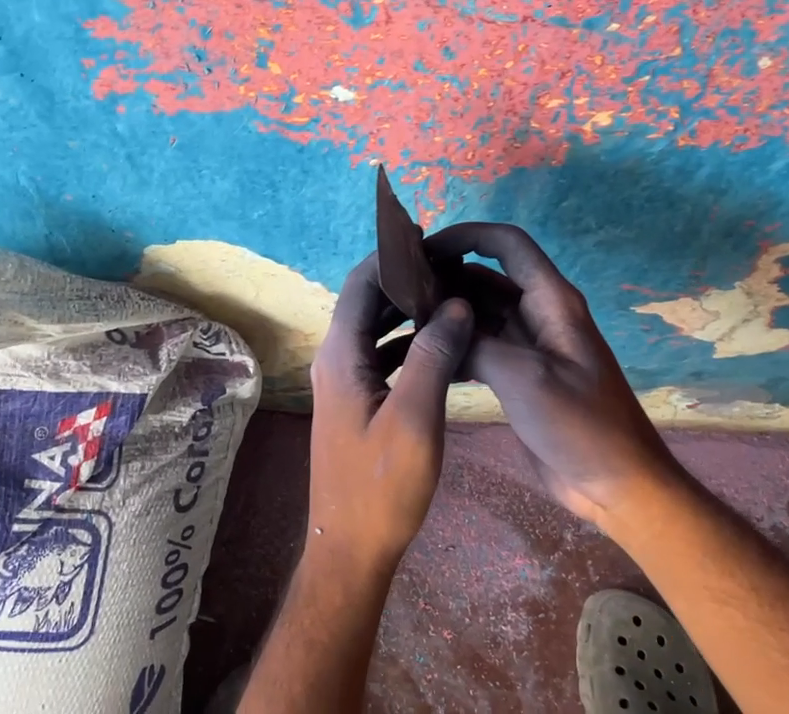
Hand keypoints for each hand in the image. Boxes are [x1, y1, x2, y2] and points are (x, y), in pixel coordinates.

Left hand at [307, 254, 476, 569]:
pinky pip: (380, 355)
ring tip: (454, 297)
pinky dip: (407, 342)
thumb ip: (434, 355)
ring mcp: (343, 381)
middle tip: (453, 267)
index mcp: (340, 355)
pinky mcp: (355, 400)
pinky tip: (442, 344)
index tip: (433, 241)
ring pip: (374, 328)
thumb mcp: (415, 418)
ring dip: (408, 311)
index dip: (392, 257)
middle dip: (405, 280)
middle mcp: (334, 359)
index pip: (361, 283)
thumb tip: (454, 303)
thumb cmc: (382, 486)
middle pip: (366, 301)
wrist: (351, 546)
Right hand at [426, 223, 682, 525]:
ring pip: (478, 313)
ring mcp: (528, 346)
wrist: (618, 487)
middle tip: (395, 291)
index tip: (422, 249)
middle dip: (444, 276)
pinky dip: (453, 346)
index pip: (507, 244)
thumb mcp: (525, 379)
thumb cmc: (581, 426)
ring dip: (445, 313)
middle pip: (485, 276)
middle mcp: (539, 314)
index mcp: (552, 301)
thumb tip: (435, 324)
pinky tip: (421, 358)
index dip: (466, 235)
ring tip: (398, 321)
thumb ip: (476, 343)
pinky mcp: (518, 375)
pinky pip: (479, 346)